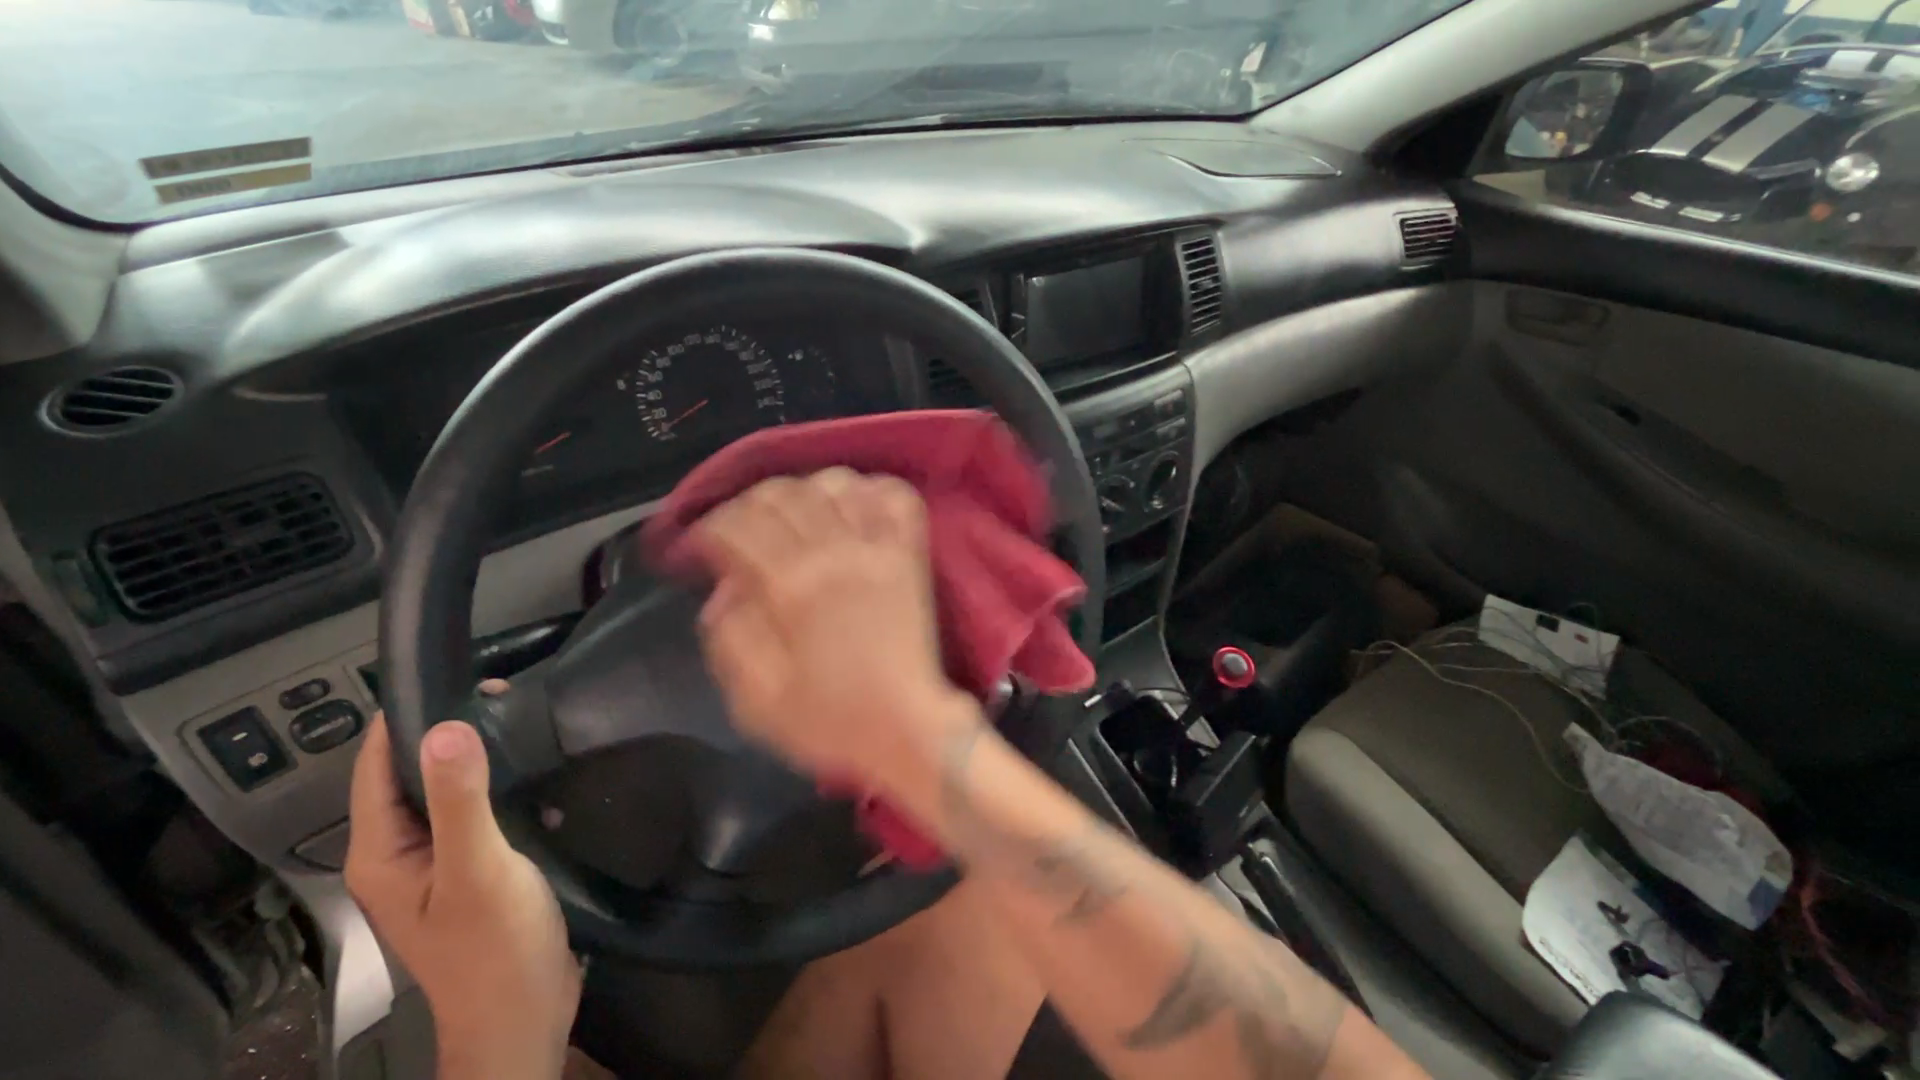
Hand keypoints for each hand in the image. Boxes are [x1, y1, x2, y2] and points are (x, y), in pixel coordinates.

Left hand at [345, 686, 580, 1079]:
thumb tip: (444, 727)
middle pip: (412, 775)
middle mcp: (398, 854)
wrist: (524, 1017)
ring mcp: (434, 866)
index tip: (458, 673)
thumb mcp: (478, 869)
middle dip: (450, 731)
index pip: (377, 764)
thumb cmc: (494, 948)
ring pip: (446, 793)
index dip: (408, 716)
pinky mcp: (471, 873)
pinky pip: (474, 814)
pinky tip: (532, 770)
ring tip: (521, 718)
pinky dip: (496, 787)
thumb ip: (461, 799)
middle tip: (505, 691)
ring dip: (477, 758)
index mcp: (380, 852)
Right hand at [694, 468, 985, 786]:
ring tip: (792, 518)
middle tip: (740, 533)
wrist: (907, 730)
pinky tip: (850, 507)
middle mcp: (833, 554)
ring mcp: (878, 549)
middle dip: (746, 506)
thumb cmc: (829, 721)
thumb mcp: (755, 700)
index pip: (737, 524)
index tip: (702, 549)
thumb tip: (722, 591)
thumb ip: (729, 637)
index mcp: (790, 588)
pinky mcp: (911, 555)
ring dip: (803, 491)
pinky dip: (868, 489)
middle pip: (780, 494)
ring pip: (833, 482)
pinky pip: (894, 496)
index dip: (708, 529)